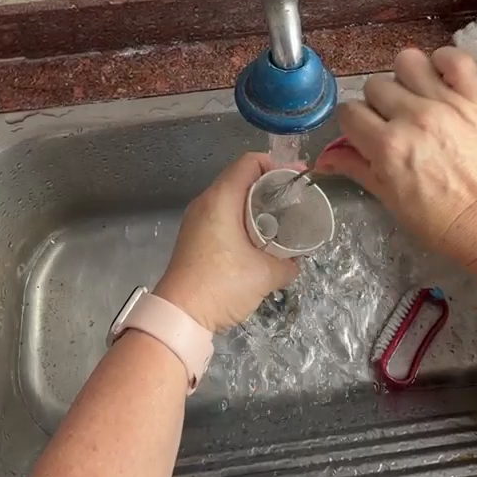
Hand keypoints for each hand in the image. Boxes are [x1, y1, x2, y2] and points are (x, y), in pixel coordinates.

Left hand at [155, 153, 299, 331]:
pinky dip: (242, 217)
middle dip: (269, 185)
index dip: (276, 165)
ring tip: (279, 218)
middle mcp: (206, 201)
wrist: (180, 315)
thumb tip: (296, 261)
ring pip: (231, 197)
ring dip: (255, 203)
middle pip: (241, 177)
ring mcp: (196, 218)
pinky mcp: (194, 235)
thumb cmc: (222, 285)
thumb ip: (288, 264)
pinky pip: (222, 214)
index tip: (296, 179)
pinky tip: (258, 236)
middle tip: (292, 199)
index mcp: (221, 198)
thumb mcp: (264, 275)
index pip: (250, 162)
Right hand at [317, 47, 476, 265]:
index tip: (365, 134)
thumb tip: (322, 158)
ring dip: (406, 78)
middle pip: (374, 85)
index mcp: (387, 145)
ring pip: (407, 61)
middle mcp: (413, 118)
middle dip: (379, 104)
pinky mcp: (474, 99)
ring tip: (416, 98)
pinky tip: (441, 80)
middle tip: (394, 123)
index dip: (354, 123)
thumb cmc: (435, 219)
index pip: (349, 111)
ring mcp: (445, 104)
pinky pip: (456, 58)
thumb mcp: (386, 196)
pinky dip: (445, 62)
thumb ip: (354, 166)